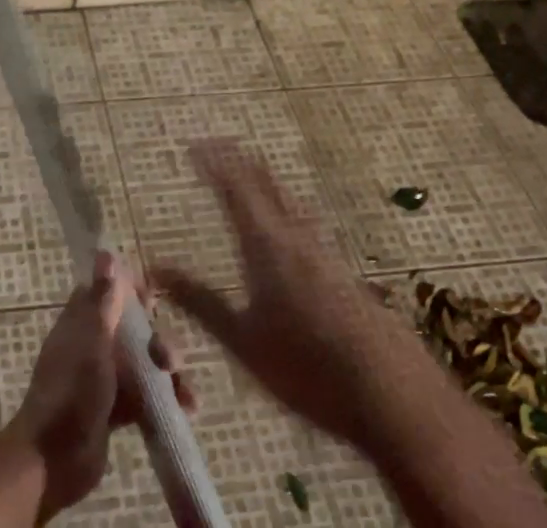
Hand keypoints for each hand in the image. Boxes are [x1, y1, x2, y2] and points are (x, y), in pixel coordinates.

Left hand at [0, 252, 191, 519]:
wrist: (55, 457)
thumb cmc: (71, 392)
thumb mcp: (91, 342)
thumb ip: (104, 301)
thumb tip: (106, 252)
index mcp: (80, 323)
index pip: (107, 292)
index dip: (131, 290)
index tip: (154, 299)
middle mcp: (92, 345)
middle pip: (133, 329)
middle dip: (158, 339)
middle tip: (167, 358)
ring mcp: (104, 378)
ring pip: (144, 363)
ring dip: (168, 373)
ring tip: (184, 393)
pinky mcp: (116, 409)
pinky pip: (147, 396)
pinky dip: (166, 400)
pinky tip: (186, 409)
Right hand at [150, 138, 415, 447]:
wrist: (393, 399)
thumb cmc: (307, 369)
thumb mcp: (241, 340)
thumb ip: (198, 301)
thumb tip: (153, 269)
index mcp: (267, 248)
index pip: (236, 191)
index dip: (215, 165)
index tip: (195, 146)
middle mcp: (299, 242)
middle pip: (270, 189)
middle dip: (244, 163)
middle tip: (223, 146)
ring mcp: (329, 258)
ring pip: (294, 206)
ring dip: (269, 185)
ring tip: (255, 176)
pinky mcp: (349, 279)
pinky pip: (310, 228)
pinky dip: (290, 212)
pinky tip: (294, 232)